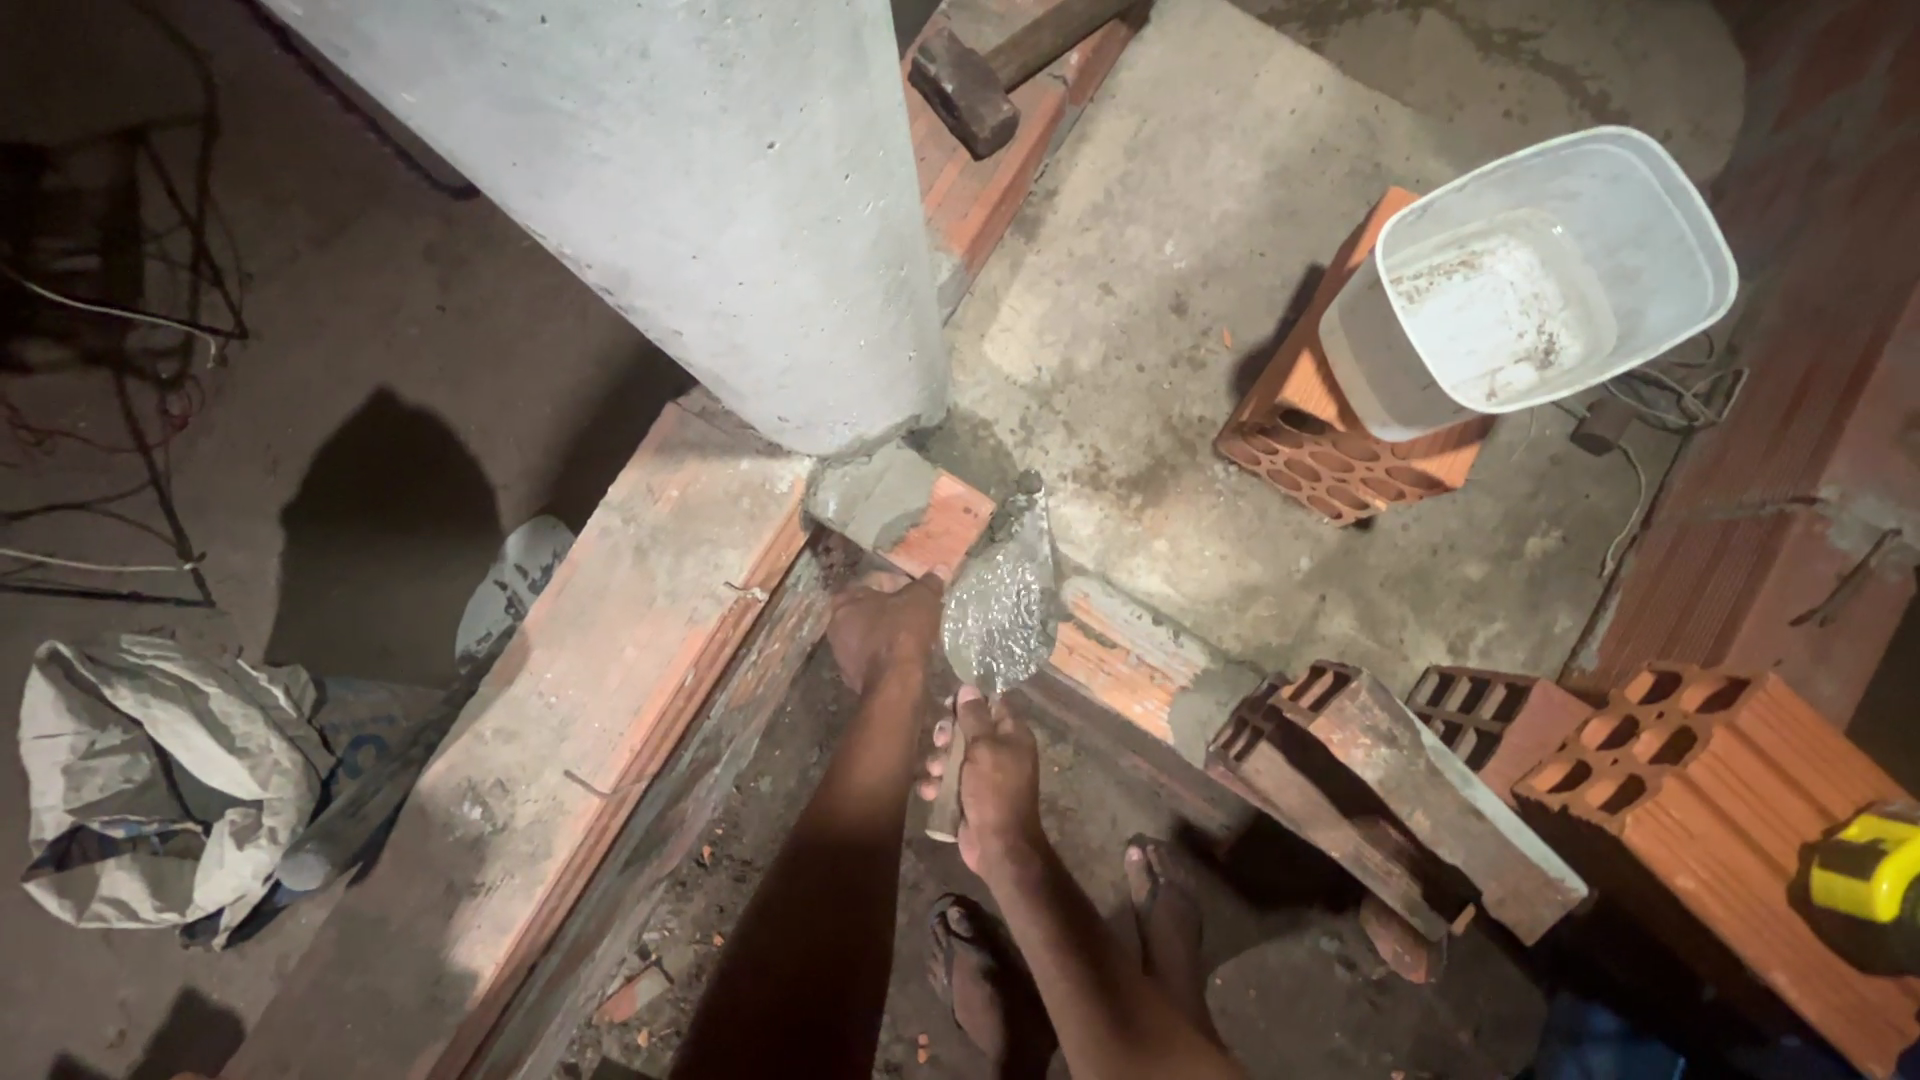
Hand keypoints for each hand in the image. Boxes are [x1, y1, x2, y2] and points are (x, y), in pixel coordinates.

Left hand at [827, 571, 943, 693]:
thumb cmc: (902, 631)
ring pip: (868, 634)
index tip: (916, 590)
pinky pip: (871, 656)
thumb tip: (941, 568)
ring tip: (912, 633)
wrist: (894, 681)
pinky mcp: (851, 676)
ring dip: (886, 632)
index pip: (872, 582)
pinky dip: (885, 652)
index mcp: (845, 600)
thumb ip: (929, 583)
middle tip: (914, 610)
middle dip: (890, 608)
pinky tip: (904, 654)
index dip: (898, 582)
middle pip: (868, 609)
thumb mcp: (922, 599)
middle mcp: (836, 625)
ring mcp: (841, 653)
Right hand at [919, 686, 1044, 878]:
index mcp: (1012, 736)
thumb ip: (974, 717)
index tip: (948, 703)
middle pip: (966, 729)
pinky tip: (931, 791)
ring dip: (938, 762)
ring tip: (937, 773)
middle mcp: (998, 751)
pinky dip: (936, 785)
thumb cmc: (996, 790)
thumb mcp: (985, 747)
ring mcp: (981, 775)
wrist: (998, 844)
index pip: (991, 706)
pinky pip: (945, 781)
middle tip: (941, 742)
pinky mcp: (965, 796)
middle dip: (948, 735)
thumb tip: (968, 687)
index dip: (969, 702)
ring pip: (951, 755)